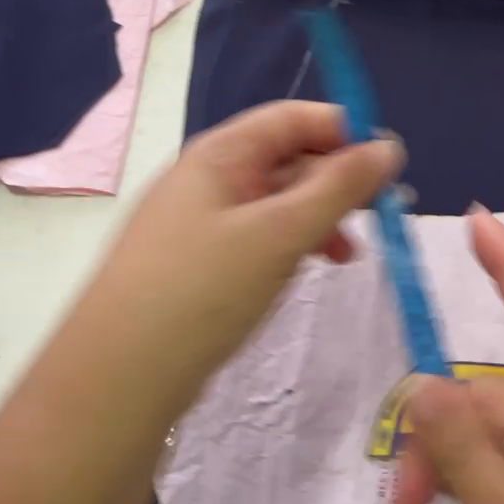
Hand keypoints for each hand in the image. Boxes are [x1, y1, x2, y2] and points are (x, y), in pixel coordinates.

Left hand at [93, 100, 403, 404]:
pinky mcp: (199, 263)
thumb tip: (388, 145)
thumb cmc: (202, 291)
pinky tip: (310, 270)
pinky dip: (293, 245)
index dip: (344, 131)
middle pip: (287, 157)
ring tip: (349, 255)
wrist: (113, 384)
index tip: (390, 162)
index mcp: (221, 153)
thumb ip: (339, 187)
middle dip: (337, 180)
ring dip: (319, 217)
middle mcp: (209, 177)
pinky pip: (259, 236)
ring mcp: (201, 221)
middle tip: (383, 213)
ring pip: (277, 201)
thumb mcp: (281, 234)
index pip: (293, 118)